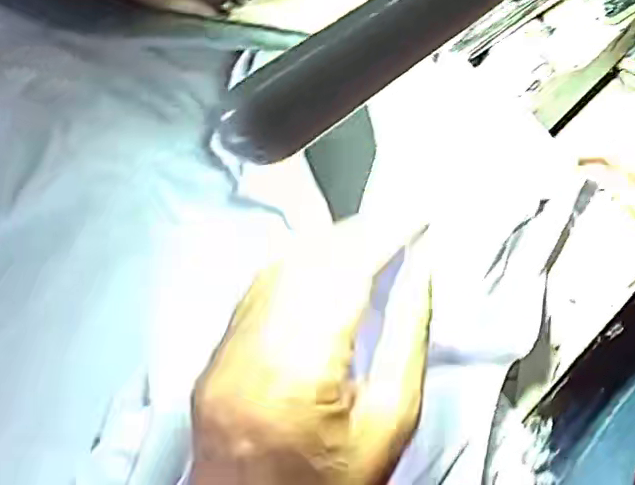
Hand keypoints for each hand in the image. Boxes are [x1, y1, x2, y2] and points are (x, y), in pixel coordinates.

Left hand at [192, 218, 431, 484]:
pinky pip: (259, 289)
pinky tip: (329, 260)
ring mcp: (223, 361)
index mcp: (298, 374)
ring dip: (331, 241)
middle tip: (401, 221)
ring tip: (373, 234)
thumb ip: (409, 330)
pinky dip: (299, 263)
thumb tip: (421, 265)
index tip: (419, 217)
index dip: (387, 234)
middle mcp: (250, 358)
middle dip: (362, 231)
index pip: (348, 272)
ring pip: (282, 267)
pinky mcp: (213, 365)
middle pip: (311, 261)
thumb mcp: (394, 416)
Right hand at [566, 85, 634, 253]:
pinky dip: (633, 111)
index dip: (583, 148)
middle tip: (583, 149)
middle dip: (593, 128)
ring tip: (603, 140)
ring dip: (611, 117)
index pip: (611, 142)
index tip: (568, 157)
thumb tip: (592, 167)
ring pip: (631, 98)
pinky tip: (632, 131)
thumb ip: (625, 192)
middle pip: (616, 111)